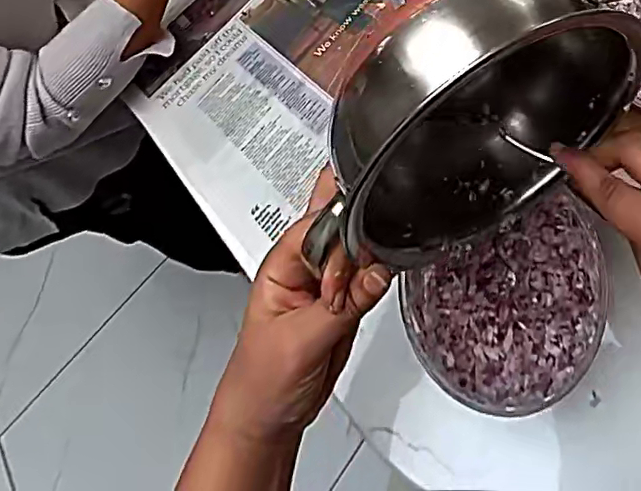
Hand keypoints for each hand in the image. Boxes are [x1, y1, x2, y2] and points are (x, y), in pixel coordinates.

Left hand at [206, 169, 390, 444]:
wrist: (267, 417)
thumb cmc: (261, 378)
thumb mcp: (300, 342)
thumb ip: (341, 306)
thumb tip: (376, 272)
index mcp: (283, 260)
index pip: (318, 223)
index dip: (342, 236)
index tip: (357, 261)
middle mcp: (305, 263)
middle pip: (340, 225)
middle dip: (359, 237)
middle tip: (366, 270)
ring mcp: (326, 279)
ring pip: (357, 247)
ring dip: (371, 257)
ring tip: (368, 285)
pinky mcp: (345, 298)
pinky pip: (367, 274)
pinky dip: (378, 275)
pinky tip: (380, 283)